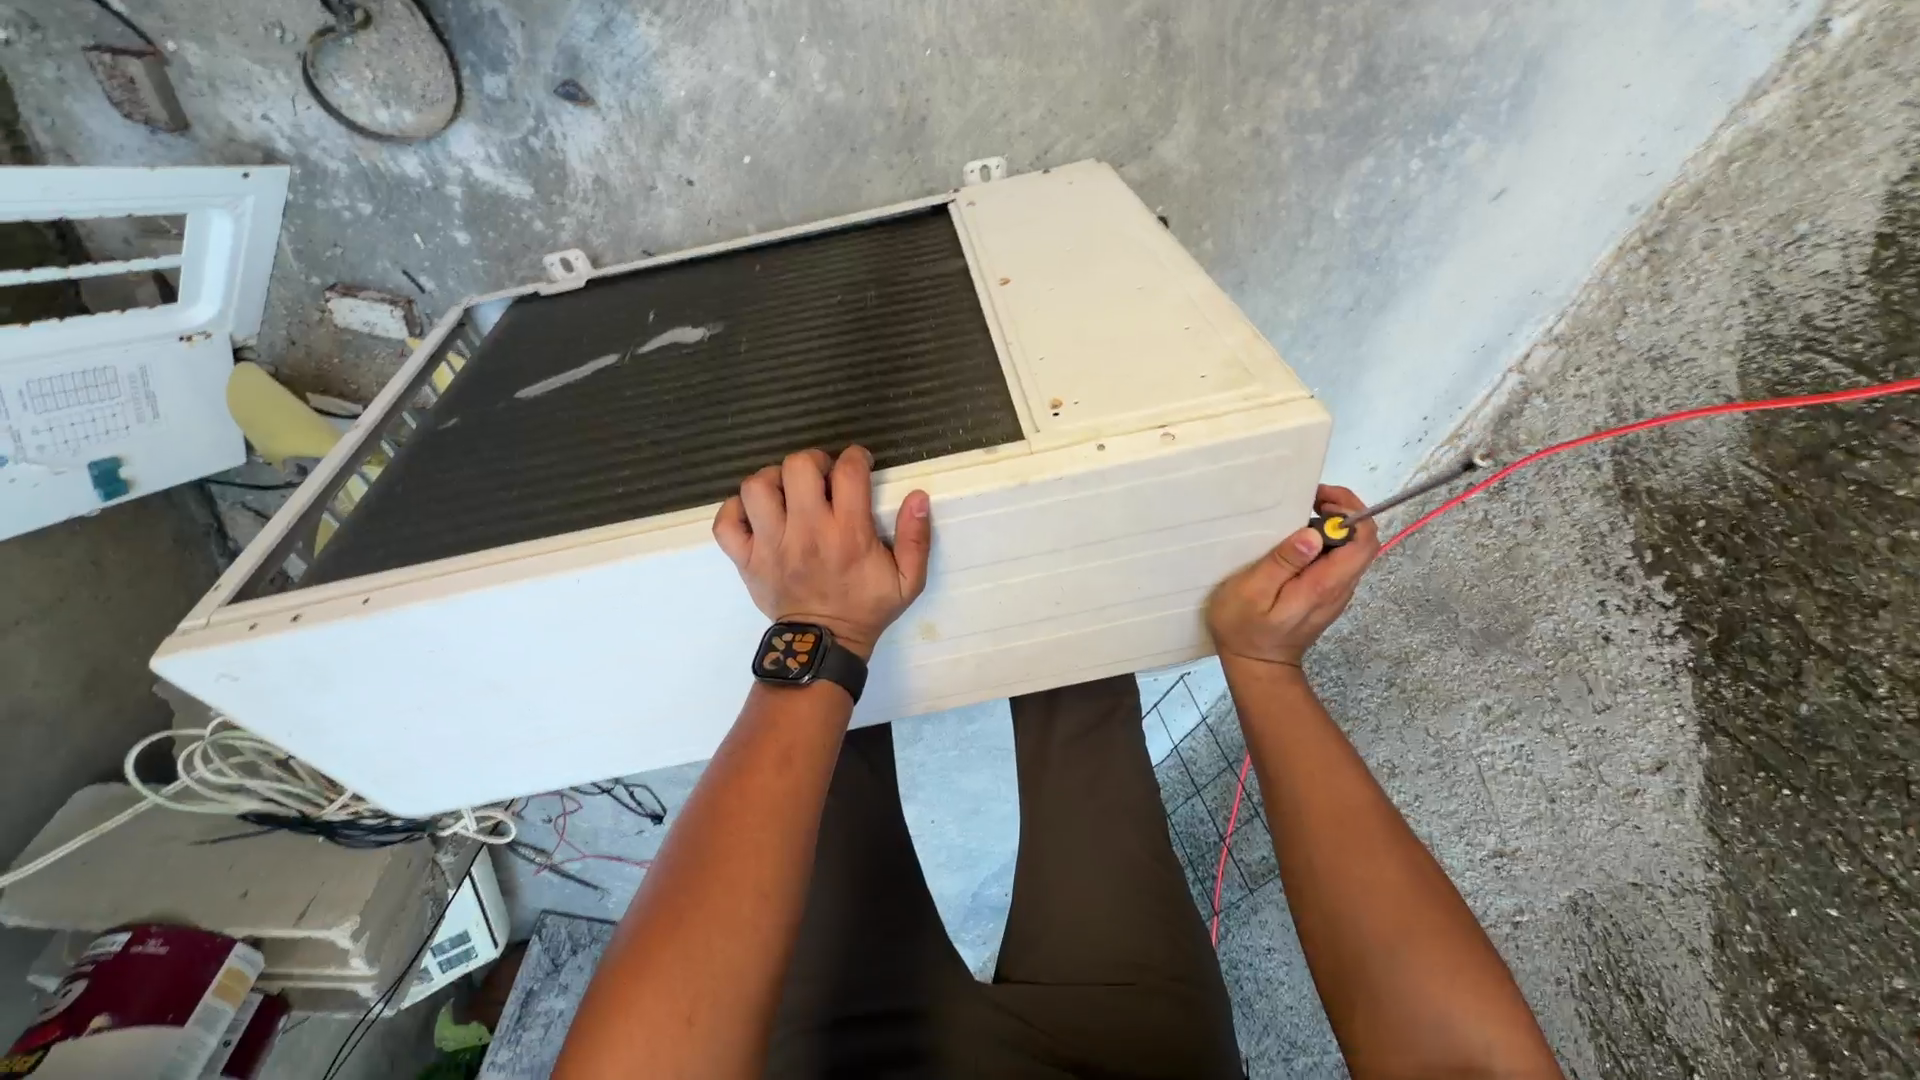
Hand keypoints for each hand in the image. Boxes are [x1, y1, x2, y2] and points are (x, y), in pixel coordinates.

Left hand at [712, 446, 931, 659]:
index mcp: (848, 534)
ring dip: (772, 480)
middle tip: (821, 477)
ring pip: (756, 487)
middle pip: (797, 467)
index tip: (859, 464)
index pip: (848, 472)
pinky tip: (756, 514)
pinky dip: (736, 510)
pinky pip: (725, 522)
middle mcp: (806, 532)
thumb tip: (918, 496)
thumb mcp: (909, 580)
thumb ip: (916, 538)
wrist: (824, 647)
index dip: (855, 457)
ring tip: (787, 492)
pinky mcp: (745, 559)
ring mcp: (770, 545)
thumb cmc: (867, 609)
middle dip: (813, 462)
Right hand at [1206, 484, 1380, 668]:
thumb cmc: (1244, 628)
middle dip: (1342, 512)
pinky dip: (1324, 543)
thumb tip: (1313, 535)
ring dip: (1332, 526)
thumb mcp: (1252, 592)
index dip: (1350, 511)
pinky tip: (1295, 541)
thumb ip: (1282, 563)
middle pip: (1362, 542)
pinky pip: (1336, 562)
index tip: (1318, 498)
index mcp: (1325, 584)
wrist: (1256, 667)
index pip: (1363, 540)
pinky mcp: (1326, 596)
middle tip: (1306, 500)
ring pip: (1351, 551)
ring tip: (1297, 515)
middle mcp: (1340, 588)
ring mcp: (1336, 593)